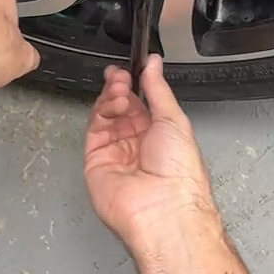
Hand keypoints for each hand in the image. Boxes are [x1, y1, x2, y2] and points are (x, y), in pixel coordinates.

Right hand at [83, 55, 215, 239]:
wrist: (163, 209)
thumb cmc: (180, 175)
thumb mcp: (174, 120)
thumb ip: (158, 89)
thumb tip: (154, 64)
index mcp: (160, 137)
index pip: (142, 105)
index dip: (135, 85)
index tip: (131, 69)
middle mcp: (137, 146)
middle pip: (120, 108)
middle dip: (120, 88)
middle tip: (120, 76)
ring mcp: (116, 153)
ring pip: (105, 116)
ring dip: (111, 97)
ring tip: (118, 88)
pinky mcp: (96, 161)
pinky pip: (94, 130)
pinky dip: (101, 112)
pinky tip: (113, 102)